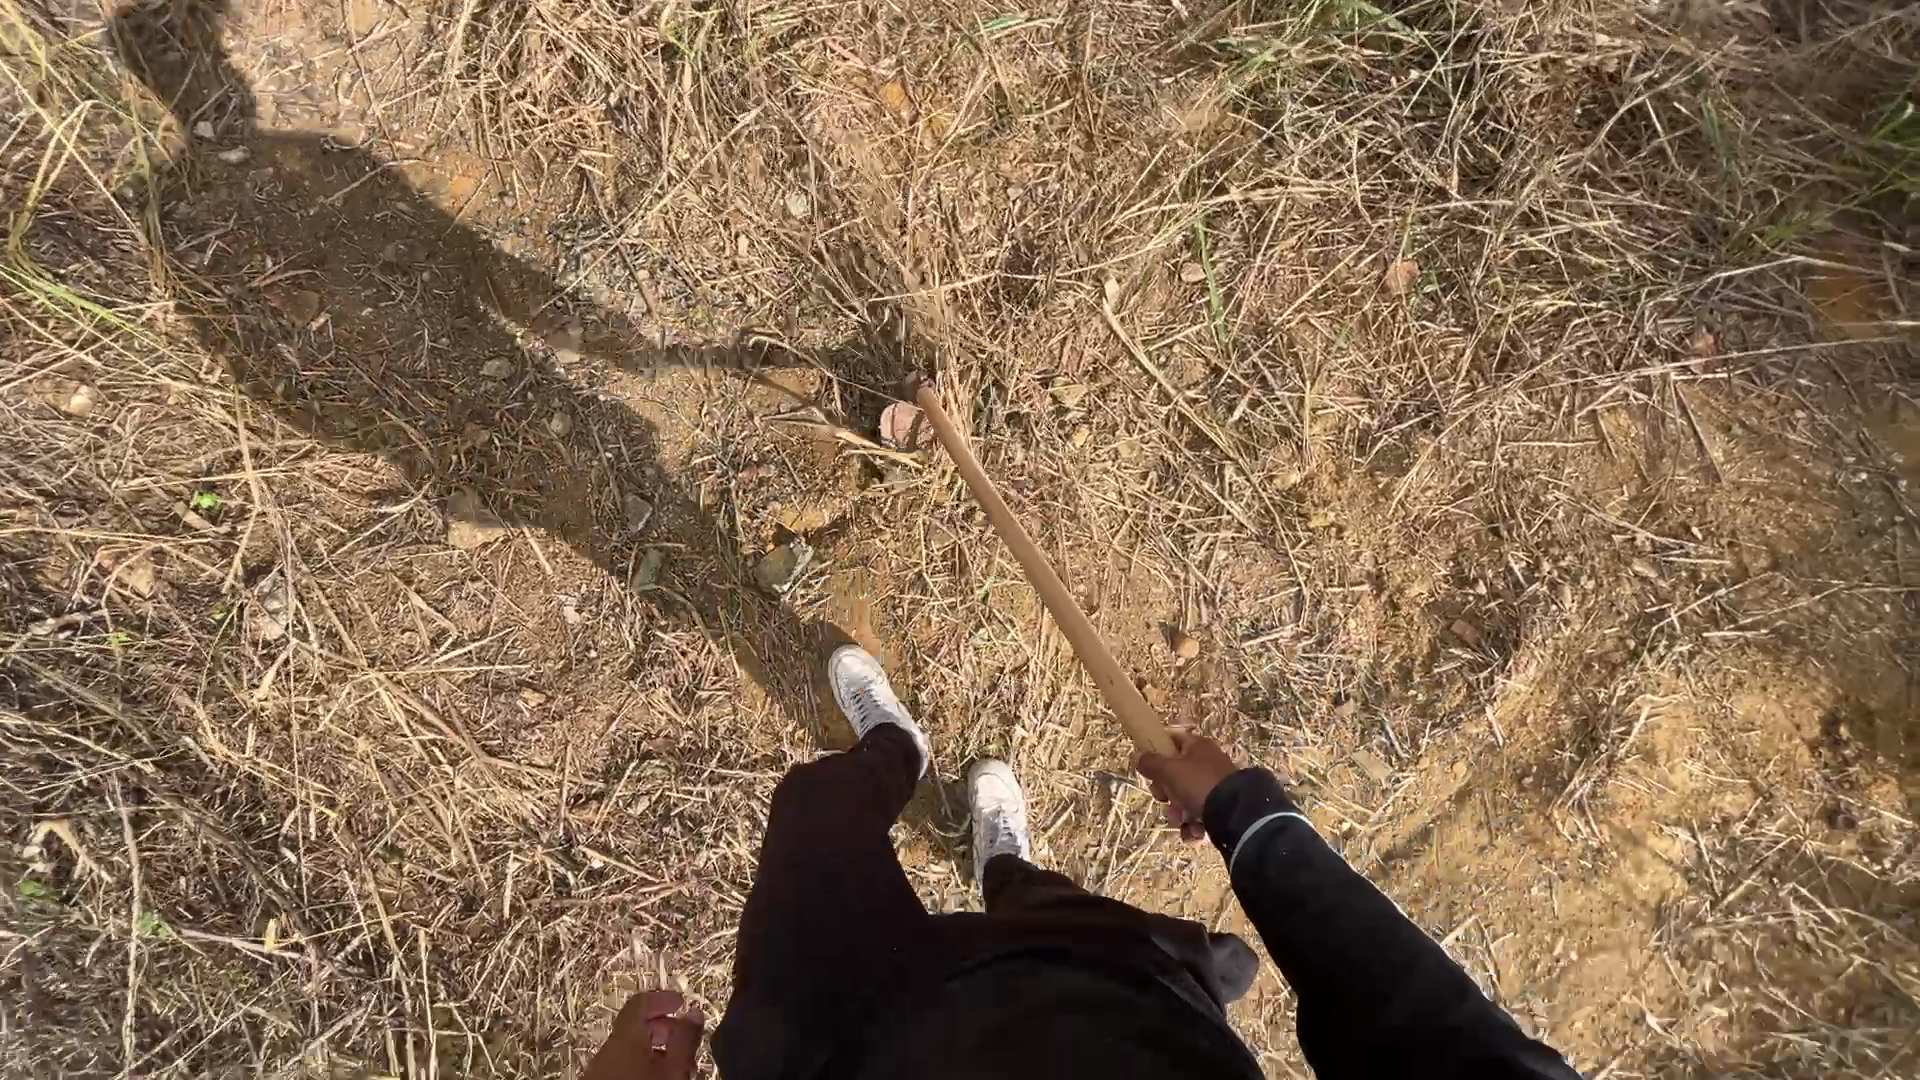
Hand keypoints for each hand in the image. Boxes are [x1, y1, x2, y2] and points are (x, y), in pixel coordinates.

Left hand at [583, 991, 705, 1079]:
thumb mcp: (674, 1069)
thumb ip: (685, 1037)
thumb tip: (694, 1011)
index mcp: (625, 1037)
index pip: (640, 1002)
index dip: (662, 998)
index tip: (682, 1003)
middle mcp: (608, 1050)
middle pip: (634, 1026)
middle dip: (662, 1027)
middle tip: (684, 1039)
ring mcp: (599, 1072)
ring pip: (628, 1050)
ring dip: (653, 1051)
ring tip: (675, 1068)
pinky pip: (620, 1067)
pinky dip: (640, 1066)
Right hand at [1137, 731, 1240, 842]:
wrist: (1237, 815)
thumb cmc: (1199, 784)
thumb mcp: (1168, 770)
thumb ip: (1150, 763)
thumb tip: (1139, 758)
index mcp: (1197, 746)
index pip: (1171, 741)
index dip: (1157, 754)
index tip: (1151, 771)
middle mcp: (1207, 763)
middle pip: (1175, 774)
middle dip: (1166, 793)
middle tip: (1165, 800)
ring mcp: (1216, 786)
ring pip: (1185, 798)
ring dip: (1178, 813)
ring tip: (1181, 822)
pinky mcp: (1223, 808)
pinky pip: (1200, 814)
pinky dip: (1194, 825)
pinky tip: (1194, 833)